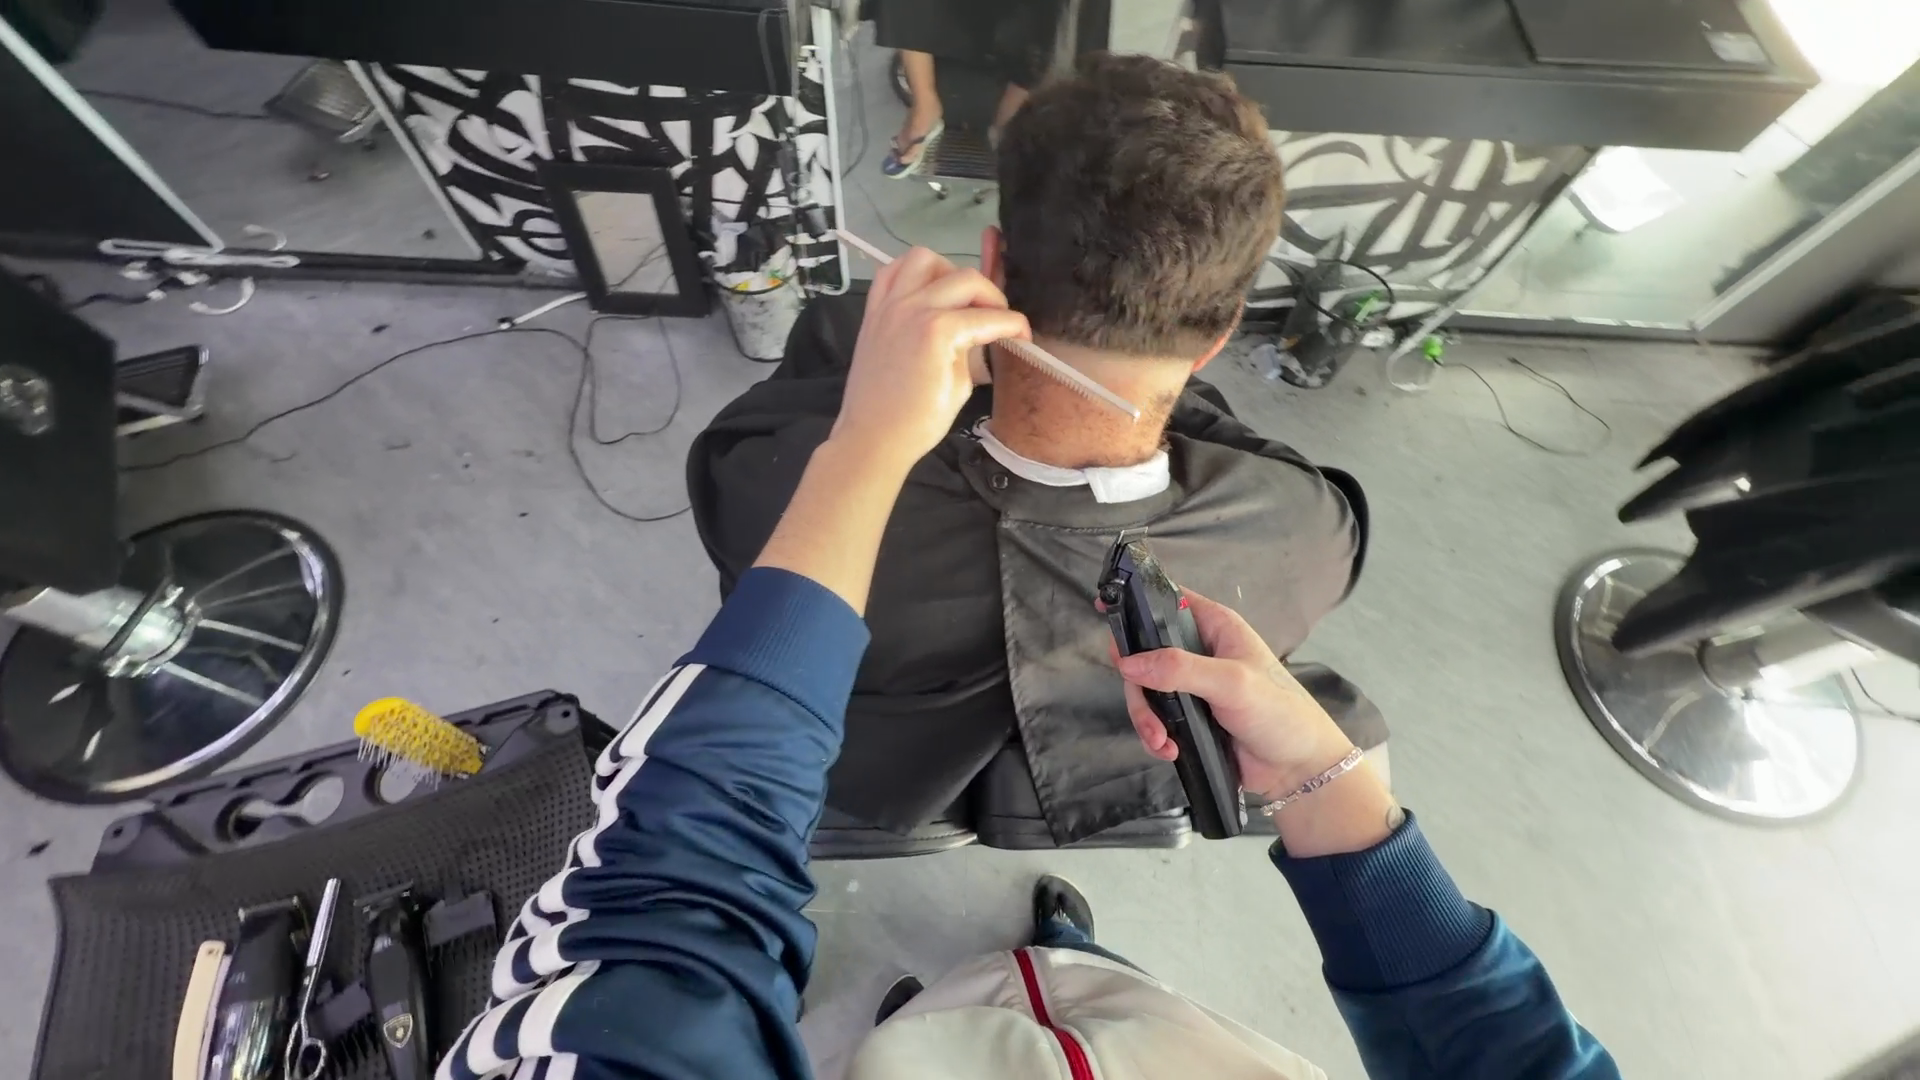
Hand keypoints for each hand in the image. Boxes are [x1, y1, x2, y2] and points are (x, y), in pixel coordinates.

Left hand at [832, 248, 1029, 470]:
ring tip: (957, 297)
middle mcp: (914, 307)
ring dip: (949, 272)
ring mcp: (890, 305)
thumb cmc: (920, 423)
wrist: (872, 437)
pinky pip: (891, 272)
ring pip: (925, 259)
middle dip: (991, 296)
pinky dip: (911, 273)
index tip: (1024, 336)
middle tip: (997, 318)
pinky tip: (924, 292)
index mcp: (939, 330)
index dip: (1014, 326)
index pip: (990, 317)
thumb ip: (969, 350)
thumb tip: (976, 334)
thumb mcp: (959, 388)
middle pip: (966, 279)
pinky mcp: (873, 311)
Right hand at [1111, 589, 1357, 800]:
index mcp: (1214, 626)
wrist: (1298, 770)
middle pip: (1143, 652)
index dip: (1134, 601)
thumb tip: (1128, 664)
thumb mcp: (1231, 683)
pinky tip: (1168, 750)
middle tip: (1141, 706)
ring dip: (1146, 718)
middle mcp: (1198, 651)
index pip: (1166, 600)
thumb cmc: (1278, 712)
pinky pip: (1155, 718)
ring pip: (1144, 689)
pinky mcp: (1187, 717)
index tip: (1103, 608)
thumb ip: (1179, 668)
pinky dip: (1154, 735)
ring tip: (1161, 741)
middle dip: (1137, 686)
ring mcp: (1190, 685)